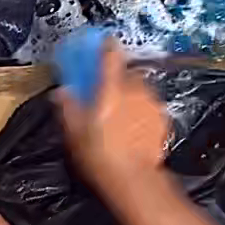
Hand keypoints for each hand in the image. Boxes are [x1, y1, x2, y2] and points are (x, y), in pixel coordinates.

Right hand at [55, 41, 169, 190]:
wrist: (135, 181)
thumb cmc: (101, 155)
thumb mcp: (74, 132)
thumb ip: (68, 107)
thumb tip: (61, 92)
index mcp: (112, 88)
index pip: (111, 54)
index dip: (105, 45)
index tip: (101, 42)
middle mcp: (135, 90)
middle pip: (126, 72)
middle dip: (116, 77)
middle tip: (102, 92)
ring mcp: (152, 104)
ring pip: (140, 88)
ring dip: (130, 93)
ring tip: (117, 113)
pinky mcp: (162, 119)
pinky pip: (149, 106)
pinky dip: (141, 110)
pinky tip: (131, 127)